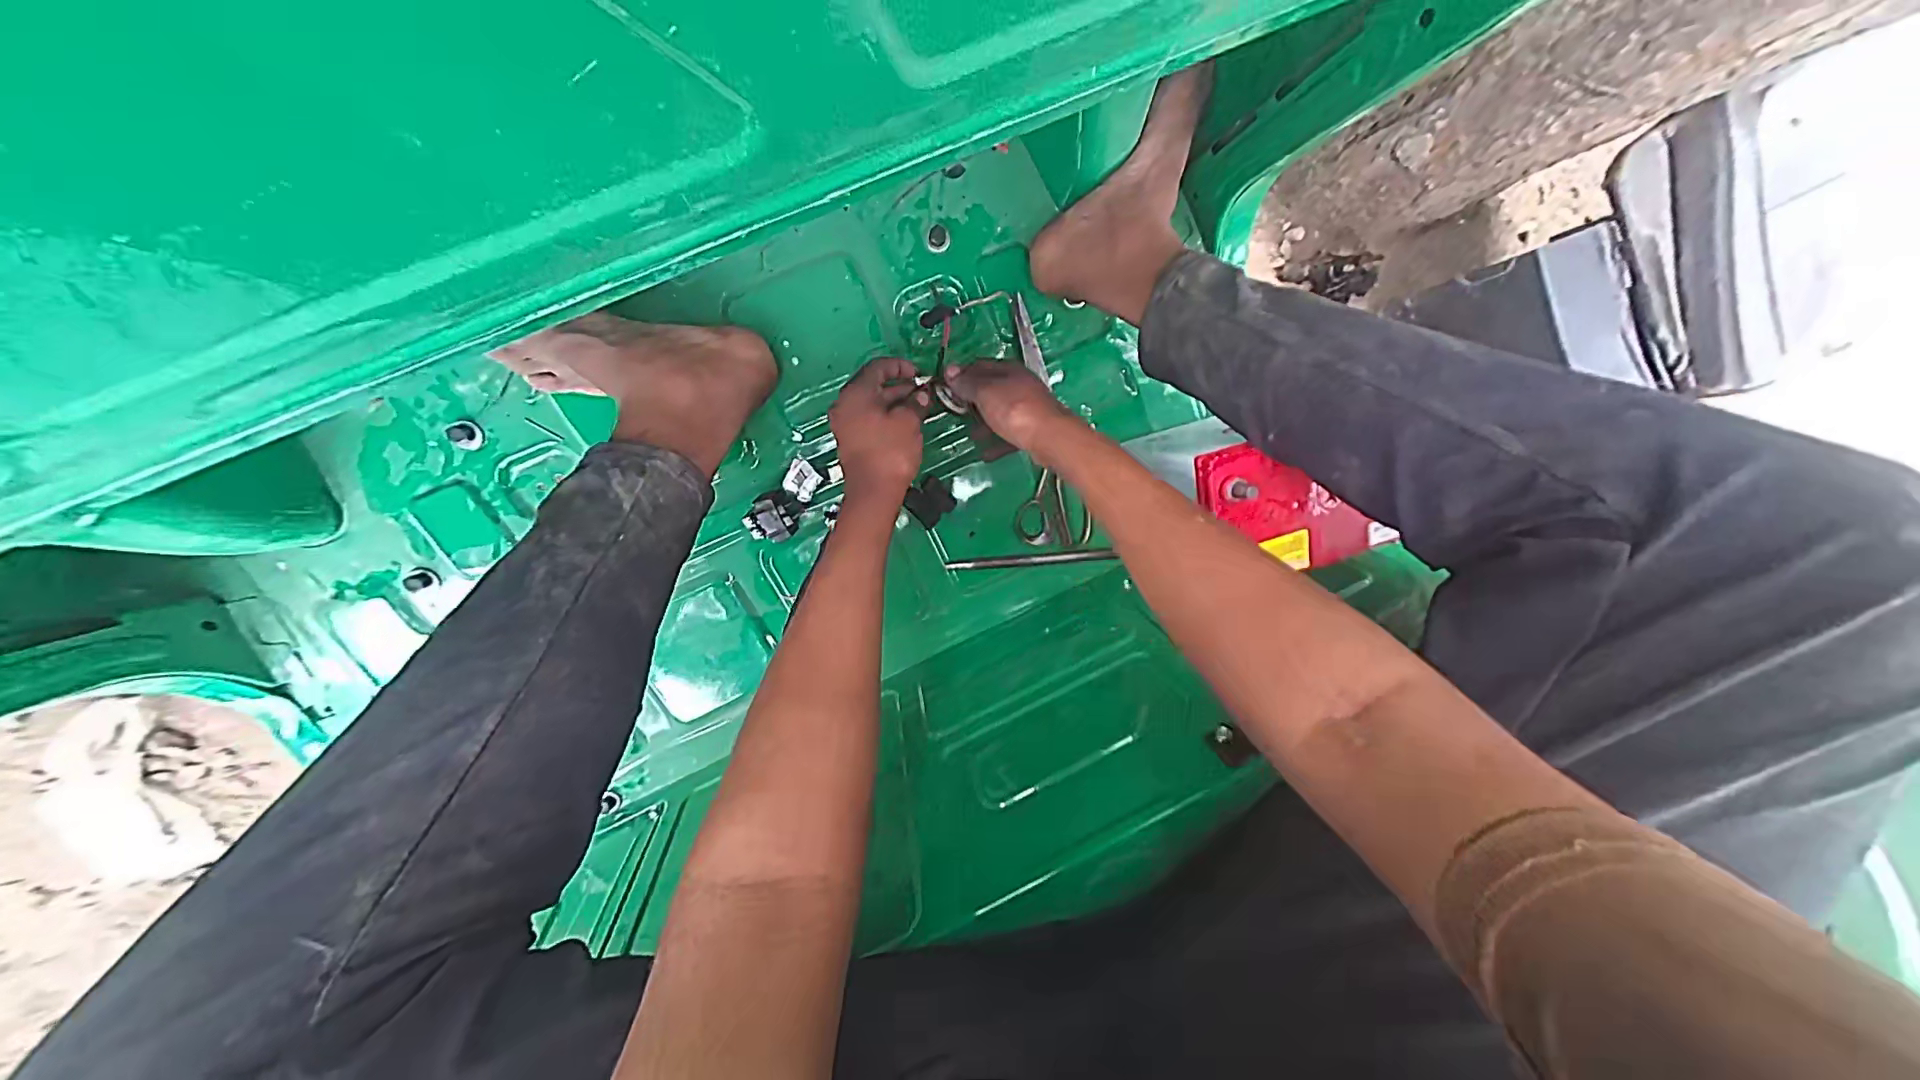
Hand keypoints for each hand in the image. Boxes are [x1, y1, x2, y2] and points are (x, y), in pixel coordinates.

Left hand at [830, 357, 928, 500]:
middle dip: (899, 385)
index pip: (877, 367)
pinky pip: (869, 418)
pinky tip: (905, 420)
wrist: (874, 491)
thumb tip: (920, 396)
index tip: (918, 373)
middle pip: (873, 385)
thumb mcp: (908, 421)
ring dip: (895, 401)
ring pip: (872, 402)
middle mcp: (846, 404)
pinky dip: (886, 415)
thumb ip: (915, 402)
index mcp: (856, 393)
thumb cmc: (890, 451)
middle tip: (922, 390)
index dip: (900, 366)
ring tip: (918, 405)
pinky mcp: (851, 439)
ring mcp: (846, 423)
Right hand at [942, 361, 1076, 451]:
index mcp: (1008, 370)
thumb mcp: (984, 392)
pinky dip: (996, 441)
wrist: (1049, 437)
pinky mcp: (1032, 429)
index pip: (979, 365)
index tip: (946, 387)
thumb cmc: (1014, 410)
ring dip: (983, 422)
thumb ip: (967, 382)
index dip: (961, 374)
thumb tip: (950, 370)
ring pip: (999, 412)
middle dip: (972, 400)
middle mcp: (1019, 385)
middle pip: (990, 389)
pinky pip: (1008, 433)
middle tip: (955, 411)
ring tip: (969, 433)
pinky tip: (985, 452)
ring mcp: (1027, 408)